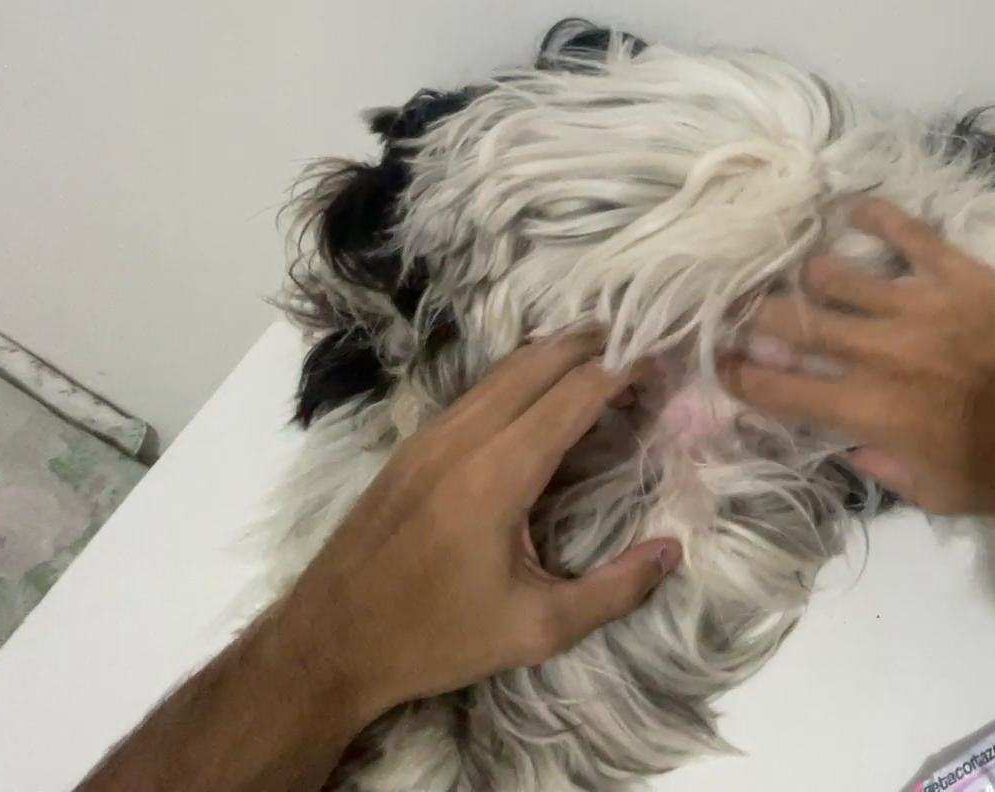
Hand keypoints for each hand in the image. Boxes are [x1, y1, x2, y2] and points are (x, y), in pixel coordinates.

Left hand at [272, 334, 680, 721]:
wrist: (320, 649)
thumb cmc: (434, 638)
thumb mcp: (536, 630)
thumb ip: (615, 591)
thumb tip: (674, 550)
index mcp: (498, 475)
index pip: (577, 390)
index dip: (627, 368)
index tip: (665, 365)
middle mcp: (464, 436)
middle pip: (544, 357)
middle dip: (601, 344)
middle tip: (646, 357)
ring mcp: (434, 433)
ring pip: (511, 364)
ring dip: (566, 355)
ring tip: (611, 370)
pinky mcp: (417, 440)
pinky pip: (487, 384)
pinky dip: (532, 373)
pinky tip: (554, 399)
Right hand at [722, 199, 994, 514]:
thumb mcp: (934, 494)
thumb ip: (880, 466)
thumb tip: (845, 440)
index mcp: (869, 409)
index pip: (780, 389)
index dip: (741, 376)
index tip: (723, 363)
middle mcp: (878, 350)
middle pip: (794, 322)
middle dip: (755, 316)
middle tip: (740, 308)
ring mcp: (918, 304)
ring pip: (836, 273)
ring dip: (808, 274)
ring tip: (800, 272)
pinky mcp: (958, 273)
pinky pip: (906, 232)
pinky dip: (874, 217)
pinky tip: (853, 211)